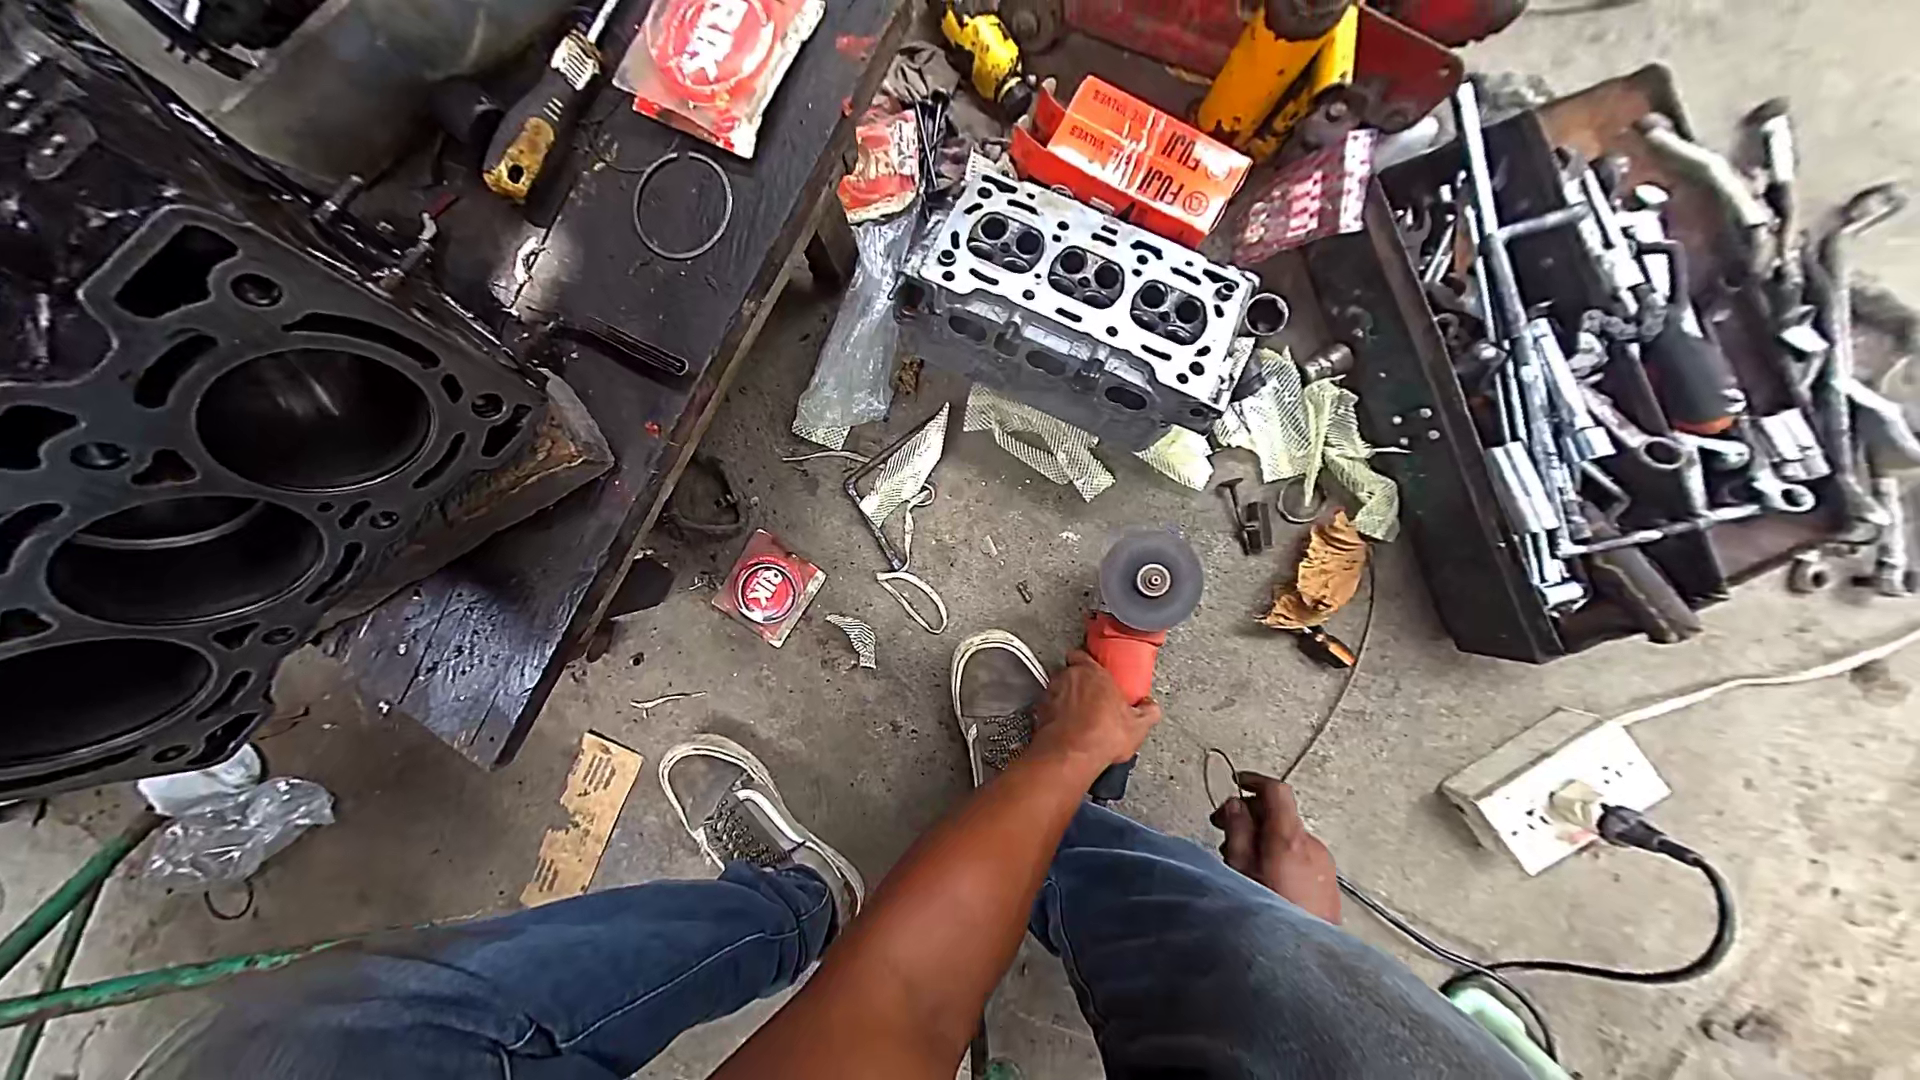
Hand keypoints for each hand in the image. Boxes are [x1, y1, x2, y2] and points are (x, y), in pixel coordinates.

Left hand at [1031, 650, 1162, 767]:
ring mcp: (1051, 691)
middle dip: (1078, 683)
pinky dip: (1054, 712)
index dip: (1086, 663)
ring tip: (1077, 715)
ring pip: (1057, 688)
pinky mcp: (1040, 709)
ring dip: (1065, 697)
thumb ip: (1148, 711)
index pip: (1082, 654)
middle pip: (1070, 672)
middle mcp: (1069, 676)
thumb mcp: (1137, 726)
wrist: (1070, 754)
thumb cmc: (1101, 734)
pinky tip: (1065, 726)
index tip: (1095, 673)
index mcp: (1093, 672)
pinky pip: (1047, 705)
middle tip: (1090, 699)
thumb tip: (1151, 707)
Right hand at [1209, 772, 1339, 922]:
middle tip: (1225, 825)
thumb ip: (1236, 829)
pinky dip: (1278, 852)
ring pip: (1287, 835)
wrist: (1304, 962)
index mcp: (1289, 838)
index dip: (1254, 781)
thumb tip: (1235, 806)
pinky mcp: (1328, 883)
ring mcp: (1323, 866)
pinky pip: (1299, 854)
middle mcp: (1312, 847)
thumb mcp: (1239, 867)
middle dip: (1250, 814)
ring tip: (1241, 857)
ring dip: (1263, 835)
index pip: (1276, 791)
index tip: (1238, 781)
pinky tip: (1262, 874)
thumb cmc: (1270, 916)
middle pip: (1280, 812)